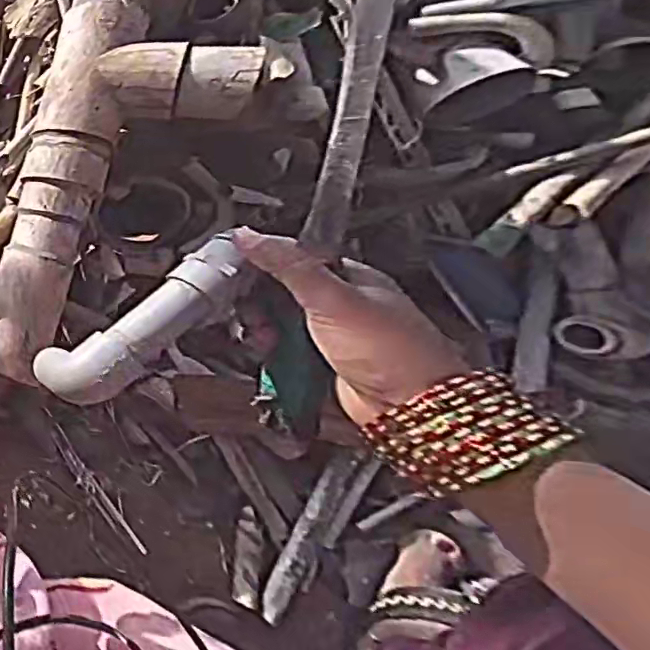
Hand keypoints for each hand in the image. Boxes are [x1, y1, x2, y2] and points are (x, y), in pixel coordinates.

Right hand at [232, 228, 469, 426]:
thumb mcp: (333, 299)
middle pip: (273, 289)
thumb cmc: (395, 354)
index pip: (288, 256)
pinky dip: (266, 348)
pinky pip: (276, 344)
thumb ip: (288, 264)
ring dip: (259, 327)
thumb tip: (248, 235)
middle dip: (254, 301)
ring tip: (265, 337)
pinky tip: (269, 352)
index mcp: (347, 277)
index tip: (234, 272)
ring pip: (271, 318)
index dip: (257, 262)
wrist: (416, 413)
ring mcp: (325, 331)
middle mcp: (335, 302)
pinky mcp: (315, 358)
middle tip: (252, 312)